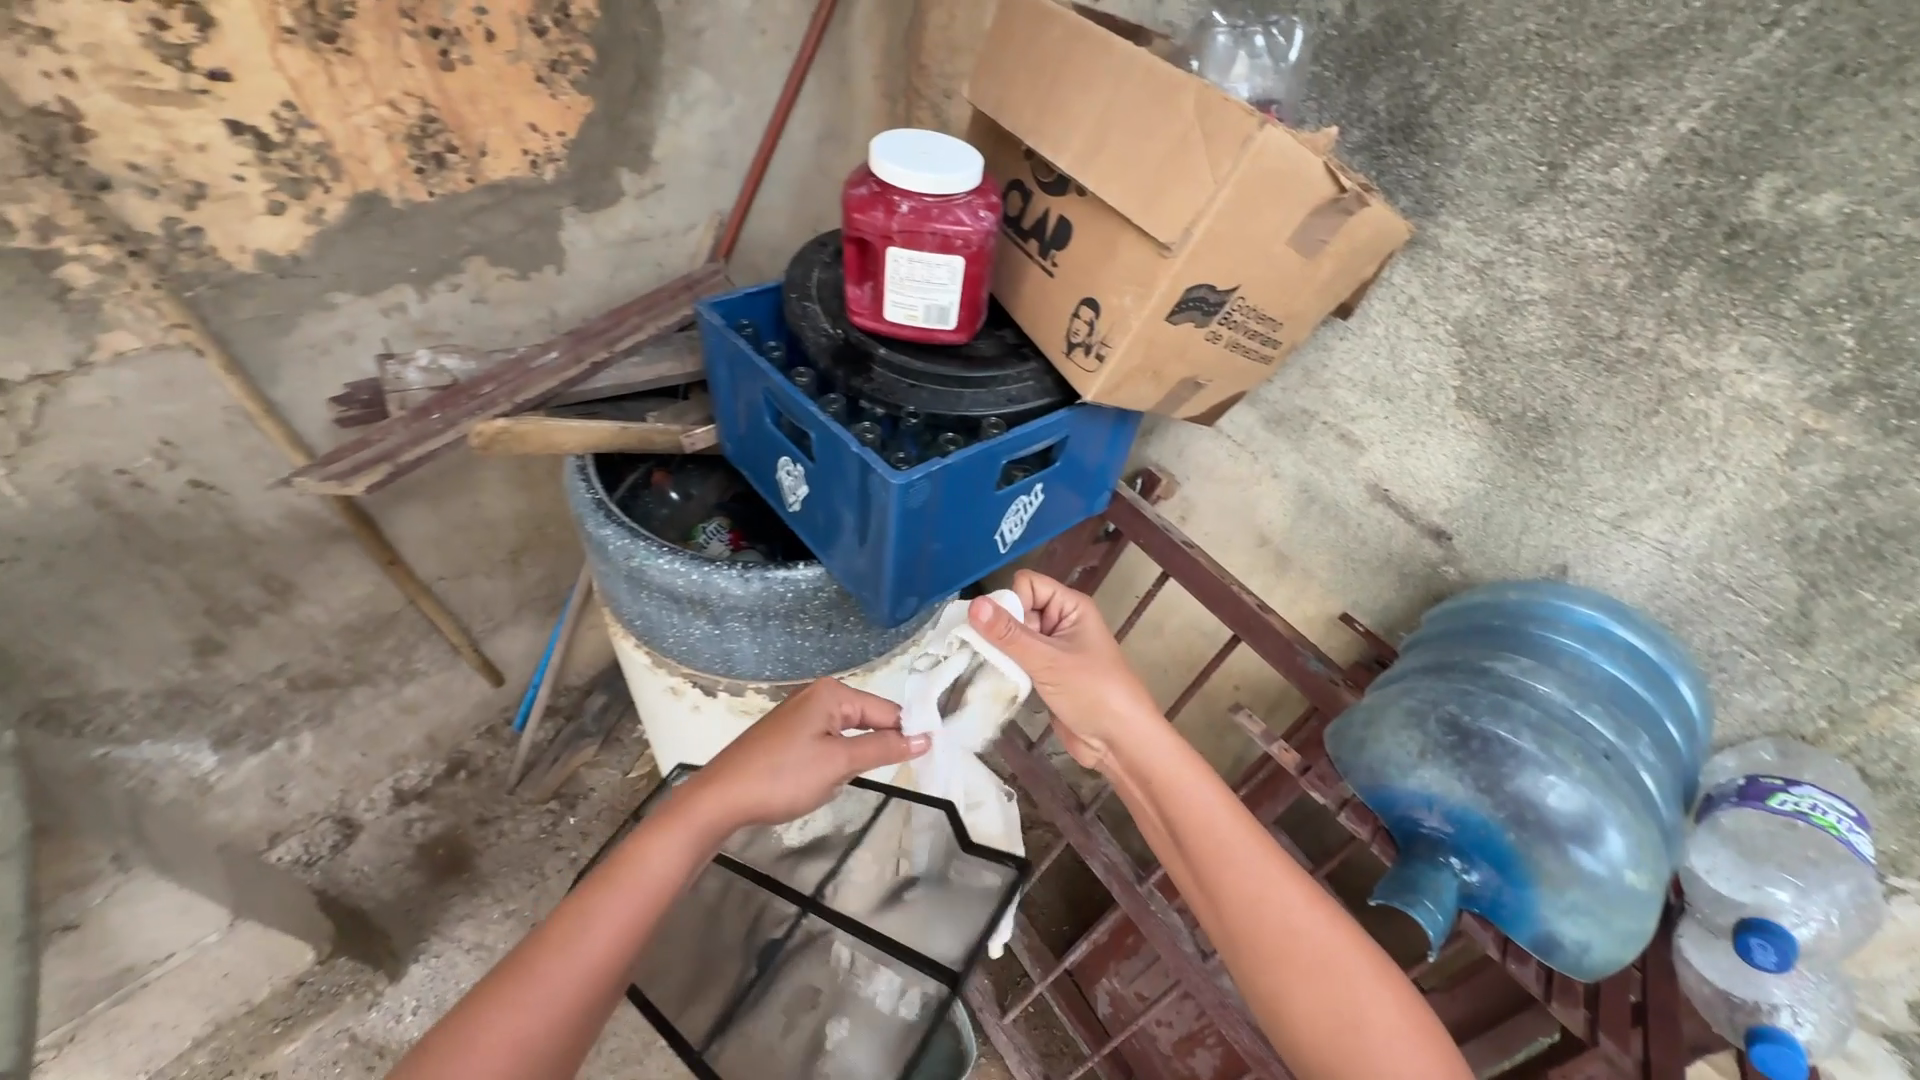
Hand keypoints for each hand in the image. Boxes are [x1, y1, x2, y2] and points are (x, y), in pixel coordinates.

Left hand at [681, 678, 928, 828]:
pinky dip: (833, 760)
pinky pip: (827, 741)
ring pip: (848, 734)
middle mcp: (818, 694)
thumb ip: (884, 749)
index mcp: (833, 693)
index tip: (924, 761)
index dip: (905, 736)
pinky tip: (820, 781)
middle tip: (871, 777)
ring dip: (852, 759)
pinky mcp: (789, 733)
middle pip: (867, 719)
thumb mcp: (840, 763)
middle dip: (874, 749)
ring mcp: (801, 713)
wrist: (721, 797)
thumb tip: (925, 738)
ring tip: (839, 781)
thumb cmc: (783, 777)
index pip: (886, 711)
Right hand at [968, 570, 1158, 772]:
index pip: (1027, 585)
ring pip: (1014, 638)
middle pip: (1017, 610)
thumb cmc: (1092, 692)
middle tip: (999, 656)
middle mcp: (1061, 622)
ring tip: (995, 670)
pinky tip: (998, 681)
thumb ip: (1009, 634)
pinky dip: (1007, 668)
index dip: (1012, 602)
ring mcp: (1053, 650)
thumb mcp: (1048, 660)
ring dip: (1002, 652)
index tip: (1007, 632)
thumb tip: (973, 604)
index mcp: (1070, 607)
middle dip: (1002, 630)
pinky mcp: (1045, 674)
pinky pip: (1017, 660)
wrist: (1118, 742)